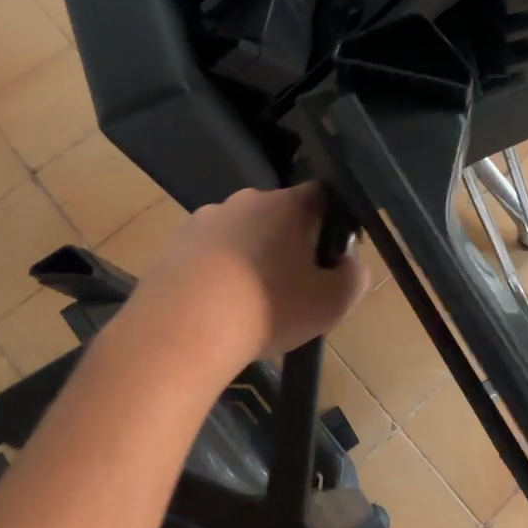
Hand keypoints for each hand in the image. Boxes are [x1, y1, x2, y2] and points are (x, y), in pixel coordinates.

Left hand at [133, 184, 369, 360]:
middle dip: (290, 245)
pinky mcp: (173, 244)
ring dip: (251, 260)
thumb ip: (354, 277)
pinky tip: (216, 310)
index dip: (334, 224)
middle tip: (293, 289)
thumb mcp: (332, 303)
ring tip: (248, 306)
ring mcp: (205, 219)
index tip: (330, 259)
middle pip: (281, 216)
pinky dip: (217, 275)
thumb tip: (348, 265)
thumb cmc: (267, 309)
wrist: (179, 332)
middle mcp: (247, 199)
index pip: (324, 196)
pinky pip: (209, 254)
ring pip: (242, 235)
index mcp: (290, 204)